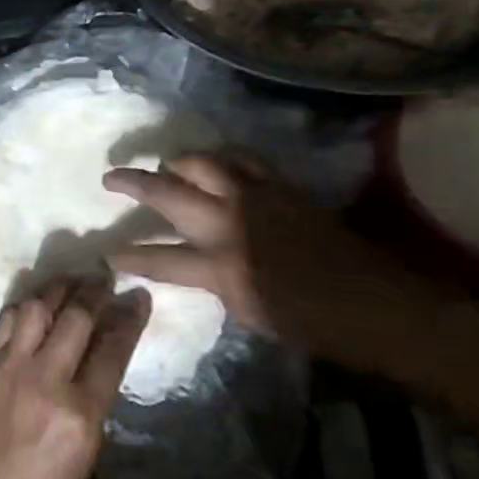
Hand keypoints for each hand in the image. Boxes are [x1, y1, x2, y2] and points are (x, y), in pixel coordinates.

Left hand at [0, 276, 150, 478]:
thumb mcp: (90, 444)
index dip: (129, 318)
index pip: (111, 350)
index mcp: (79, 411)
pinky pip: (9, 317)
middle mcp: (44, 380)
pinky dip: (27, 301)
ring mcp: (12, 367)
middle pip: (75, 318)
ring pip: (39, 307)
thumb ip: (101, 389)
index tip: (140, 296)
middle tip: (108, 277)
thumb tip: (112, 342)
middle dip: (96, 291)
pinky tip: (40, 296)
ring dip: (61, 287)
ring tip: (75, 279)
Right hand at [103, 154, 459, 378]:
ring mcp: (256, 196)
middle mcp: (231, 223)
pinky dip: (221, 156)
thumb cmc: (309, 323)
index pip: (161, 259)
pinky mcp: (280, 184)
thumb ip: (215, 282)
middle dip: (135, 183)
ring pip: (203, 162)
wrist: (371, 303)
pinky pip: (242, 157)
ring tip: (166, 166)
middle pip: (170, 193)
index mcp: (223, 267)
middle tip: (112, 176)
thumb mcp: (249, 312)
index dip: (130, 257)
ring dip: (178, 162)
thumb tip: (196, 263)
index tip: (107, 253)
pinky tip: (215, 160)